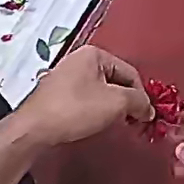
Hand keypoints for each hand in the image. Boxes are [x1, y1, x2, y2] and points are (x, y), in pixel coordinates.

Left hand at [13, 45, 154, 146]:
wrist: (34, 129)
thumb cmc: (76, 109)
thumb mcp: (116, 102)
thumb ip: (138, 101)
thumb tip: (148, 109)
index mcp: (94, 54)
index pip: (130, 72)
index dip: (141, 95)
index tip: (145, 116)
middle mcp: (78, 59)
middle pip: (115, 80)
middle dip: (126, 101)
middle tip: (132, 121)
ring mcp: (65, 75)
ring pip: (100, 90)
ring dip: (111, 107)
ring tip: (113, 123)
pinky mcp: (57, 93)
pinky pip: (85, 97)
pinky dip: (94, 109)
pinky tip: (93, 122)